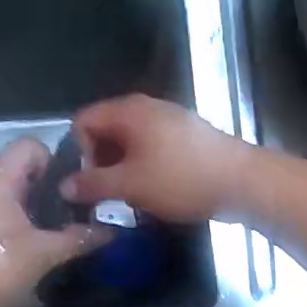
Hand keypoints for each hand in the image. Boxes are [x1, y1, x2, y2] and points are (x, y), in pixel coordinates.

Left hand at [0, 138, 110, 306]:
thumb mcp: (44, 254)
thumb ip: (78, 239)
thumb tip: (110, 231)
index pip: (30, 145)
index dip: (56, 161)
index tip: (74, 189)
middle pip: (20, 168)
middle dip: (49, 187)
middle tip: (74, 212)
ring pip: (9, 191)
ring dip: (33, 206)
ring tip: (55, 230)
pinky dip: (16, 219)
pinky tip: (29, 246)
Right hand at [63, 95, 259, 222]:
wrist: (243, 183)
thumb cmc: (181, 180)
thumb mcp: (130, 185)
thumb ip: (93, 184)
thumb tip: (64, 186)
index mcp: (129, 110)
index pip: (83, 120)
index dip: (77, 151)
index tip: (87, 182)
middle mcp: (149, 108)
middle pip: (108, 130)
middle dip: (101, 163)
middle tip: (106, 195)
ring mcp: (172, 122)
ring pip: (133, 144)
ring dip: (125, 170)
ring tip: (131, 199)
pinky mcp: (190, 139)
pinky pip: (156, 150)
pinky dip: (148, 169)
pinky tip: (157, 194)